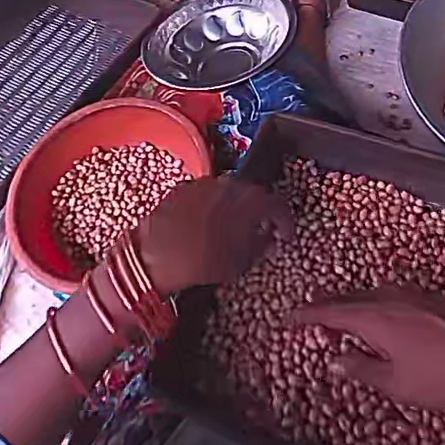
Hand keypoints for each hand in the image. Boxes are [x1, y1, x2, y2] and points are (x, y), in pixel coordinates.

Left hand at [137, 176, 293, 292]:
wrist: (158, 254)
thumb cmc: (205, 261)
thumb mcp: (242, 261)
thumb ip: (262, 245)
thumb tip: (269, 240)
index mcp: (251, 200)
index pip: (279, 206)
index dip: (285, 223)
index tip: (284, 235)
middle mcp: (230, 184)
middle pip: (254, 195)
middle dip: (260, 212)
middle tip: (261, 231)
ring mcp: (205, 183)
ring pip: (229, 192)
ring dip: (235, 207)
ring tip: (231, 228)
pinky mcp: (184, 186)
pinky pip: (207, 194)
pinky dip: (212, 206)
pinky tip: (207, 223)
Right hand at [293, 287, 444, 437]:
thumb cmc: (443, 379)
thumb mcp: (397, 383)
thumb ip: (361, 368)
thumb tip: (335, 359)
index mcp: (374, 318)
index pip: (329, 312)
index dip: (306, 315)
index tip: (289, 319)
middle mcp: (388, 298)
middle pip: (347, 298)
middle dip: (327, 310)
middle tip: (315, 326)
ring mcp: (412, 294)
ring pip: (369, 295)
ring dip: (352, 308)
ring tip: (346, 327)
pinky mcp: (431, 298)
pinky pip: (390, 296)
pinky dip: (375, 306)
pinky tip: (382, 323)